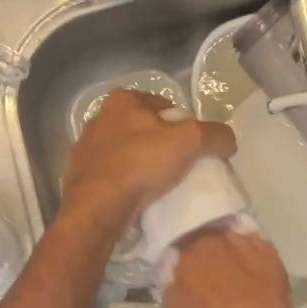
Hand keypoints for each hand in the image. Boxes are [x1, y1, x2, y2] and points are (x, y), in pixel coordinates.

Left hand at [62, 89, 235, 228]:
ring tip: (157, 186)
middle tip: (178, 167)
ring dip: (140, 164)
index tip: (192, 148)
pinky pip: (109, 176)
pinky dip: (123, 183)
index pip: (163, 105)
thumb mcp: (189, 141)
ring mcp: (85, 148)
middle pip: (142, 129)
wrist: (98, 207)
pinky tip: (134, 197)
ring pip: (124, 152)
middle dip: (159, 144)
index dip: (183, 126)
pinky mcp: (78, 176)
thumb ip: (215, 134)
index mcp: (122, 100)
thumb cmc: (141, 164)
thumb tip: (229, 141)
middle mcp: (99, 118)